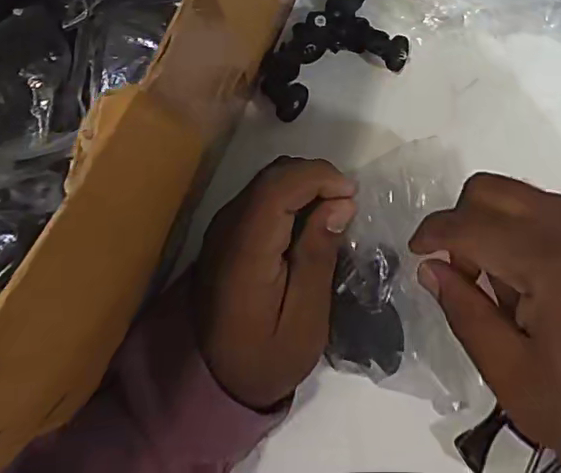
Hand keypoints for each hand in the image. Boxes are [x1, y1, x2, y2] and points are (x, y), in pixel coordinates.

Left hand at [193, 157, 356, 410]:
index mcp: (244, 253)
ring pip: (269, 179)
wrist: (208, 385)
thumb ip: (319, 258)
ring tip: (334, 209)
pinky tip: (311, 218)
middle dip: (317, 176)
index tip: (351, 195)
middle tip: (347, 202)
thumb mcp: (304, 322)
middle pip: (273, 175)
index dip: (318, 177)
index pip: (277, 188)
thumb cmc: (264, 357)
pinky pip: (263, 193)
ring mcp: (222, 228)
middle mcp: (226, 230)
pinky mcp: (226, 231)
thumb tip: (340, 204)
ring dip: (306, 183)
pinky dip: (293, 193)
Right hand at [410, 174, 560, 461]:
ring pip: (512, 192)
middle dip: (461, 223)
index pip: (472, 224)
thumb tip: (432, 266)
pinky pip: (538, 204)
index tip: (414, 253)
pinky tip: (528, 277)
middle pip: (489, 189)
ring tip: (502, 287)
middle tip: (464, 277)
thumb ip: (465, 312)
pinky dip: (516, 227)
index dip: (433, 234)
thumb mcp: (512, 374)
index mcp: (551, 255)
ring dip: (490, 226)